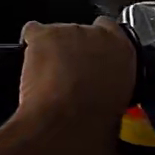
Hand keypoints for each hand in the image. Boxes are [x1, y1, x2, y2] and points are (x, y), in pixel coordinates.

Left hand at [10, 18, 137, 154]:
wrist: (68, 125)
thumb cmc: (95, 124)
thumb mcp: (119, 104)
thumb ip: (112, 83)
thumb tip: (102, 89)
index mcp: (124, 51)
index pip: (110, 30)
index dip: (96, 43)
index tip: (89, 57)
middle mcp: (98, 35)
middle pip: (80, 32)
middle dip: (73, 48)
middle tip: (67, 74)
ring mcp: (70, 31)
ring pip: (57, 33)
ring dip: (52, 50)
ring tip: (48, 77)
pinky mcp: (44, 34)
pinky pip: (33, 32)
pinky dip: (30, 44)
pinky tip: (31, 66)